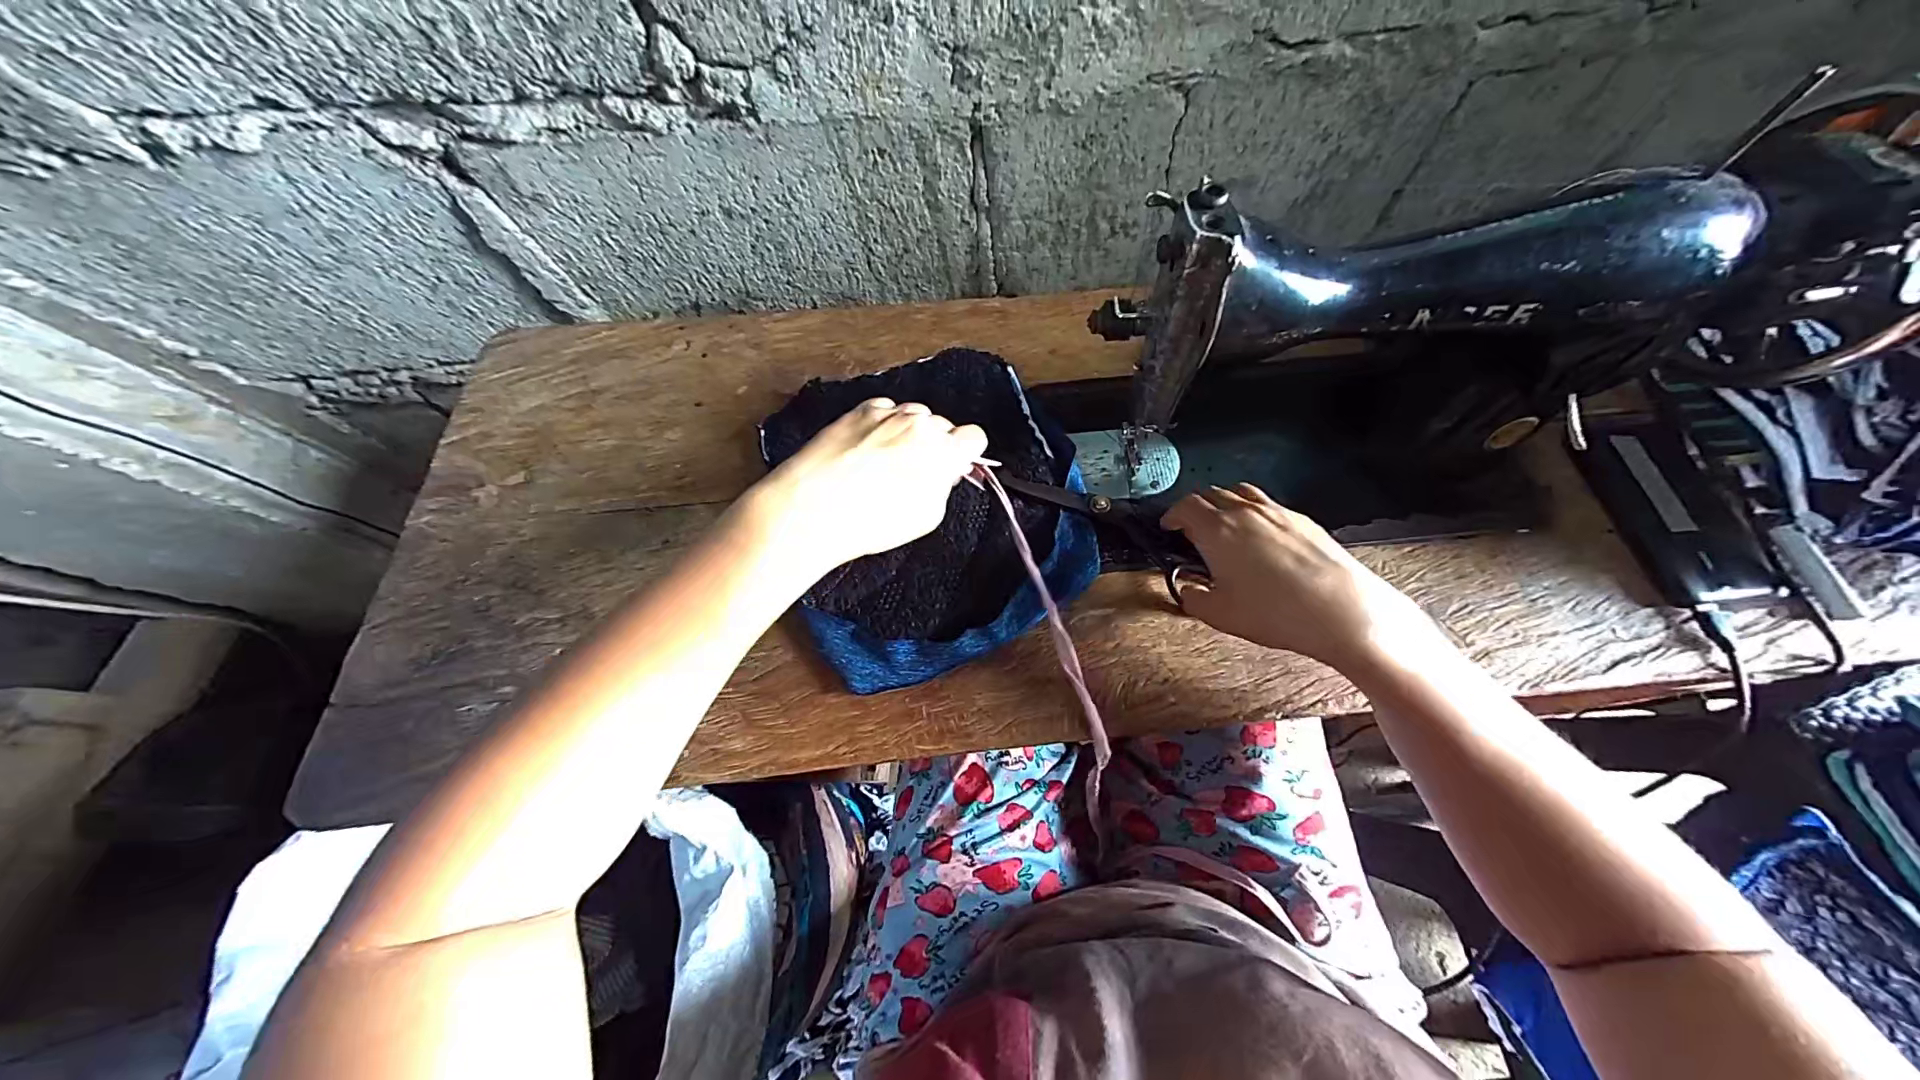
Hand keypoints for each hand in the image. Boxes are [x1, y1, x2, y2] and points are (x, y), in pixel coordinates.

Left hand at [742, 398, 987, 573]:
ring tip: (885, 464)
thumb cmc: (867, 519)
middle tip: (916, 472)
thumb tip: (946, 474)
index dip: (966, 452)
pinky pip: (882, 411)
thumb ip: (944, 487)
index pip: (974, 437)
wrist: (813, 508)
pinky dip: (880, 426)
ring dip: (906, 433)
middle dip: (934, 445)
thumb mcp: (926, 517)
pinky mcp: (859, 411)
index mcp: (944, 451)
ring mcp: (887, 414)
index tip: (956, 464)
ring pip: (911, 416)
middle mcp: (918, 424)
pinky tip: (867, 452)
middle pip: (941, 426)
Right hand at [1160, 484, 1436, 670]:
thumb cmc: (1280, 612)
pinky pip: (1269, 505)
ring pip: (1241, 493)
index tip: (1169, 525)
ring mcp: (1277, 513)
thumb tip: (1188, 590)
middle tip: (1191, 526)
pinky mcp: (1302, 521)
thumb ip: (1193, 597)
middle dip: (1196, 508)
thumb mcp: (1219, 613)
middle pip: (1211, 494)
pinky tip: (1259, 535)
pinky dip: (1254, 512)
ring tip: (1223, 524)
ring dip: (1225, 503)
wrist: (1341, 610)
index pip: (1185, 507)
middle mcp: (1246, 513)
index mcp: (1217, 530)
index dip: (1172, 515)